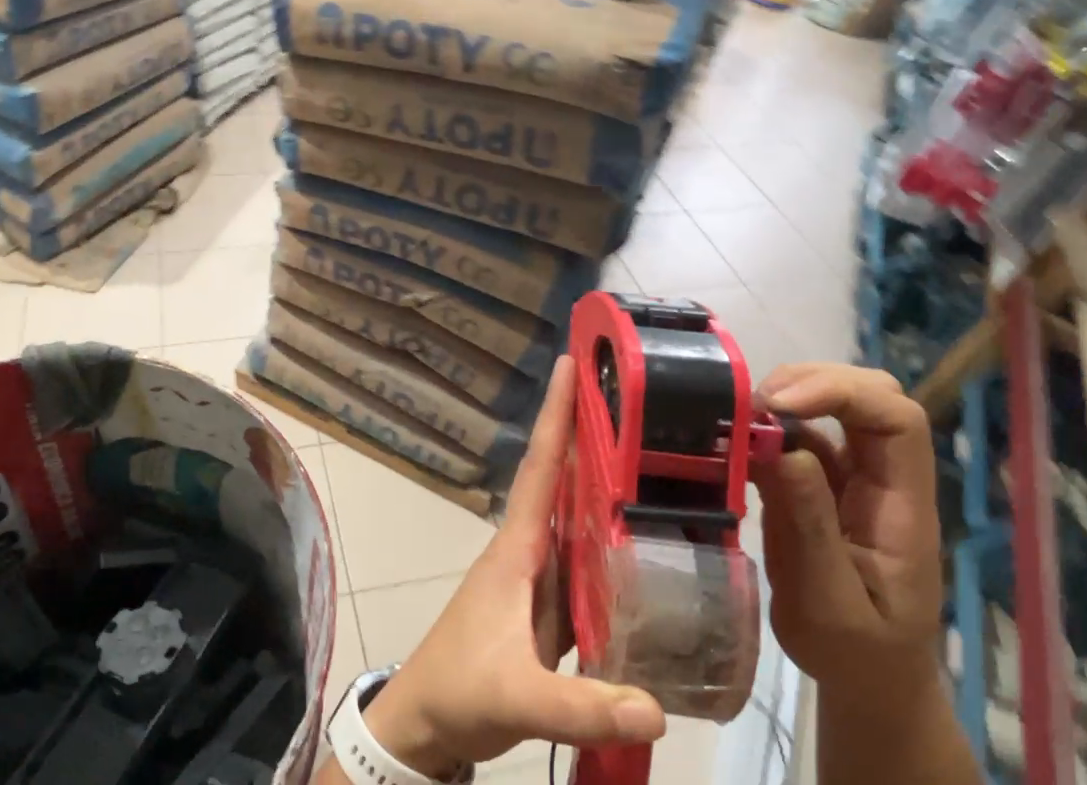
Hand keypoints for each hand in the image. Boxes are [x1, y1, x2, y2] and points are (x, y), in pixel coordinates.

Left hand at [361, 357, 667, 774]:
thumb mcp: (517, 698)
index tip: (573, 364)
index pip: (541, 469)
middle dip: (593, 436)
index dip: (557, 416)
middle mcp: (531, 552)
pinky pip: (590, 562)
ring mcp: (542, 580)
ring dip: (609, 484)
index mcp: (517, 550)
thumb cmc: (460, 690)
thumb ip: (582, 706)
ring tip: (657, 450)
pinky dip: (616, 542)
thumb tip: (658, 711)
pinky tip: (652, 539)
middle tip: (638, 394)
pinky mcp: (553, 609)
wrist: (428, 722)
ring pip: (580, 519)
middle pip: (565, 481)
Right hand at [752, 363, 943, 693]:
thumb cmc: (855, 651)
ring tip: (734, 420)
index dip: (841, 394)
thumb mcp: (829, 600)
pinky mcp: (817, 487)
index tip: (776, 405)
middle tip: (752, 403)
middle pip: (870, 396)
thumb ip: (811, 525)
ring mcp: (850, 479)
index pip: (897, 420)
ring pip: (832, 408)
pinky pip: (795, 439)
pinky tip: (732, 444)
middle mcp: (882, 478)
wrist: (865, 679)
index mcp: (902, 504)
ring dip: (783, 400)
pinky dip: (763, 430)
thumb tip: (786, 449)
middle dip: (812, 382)